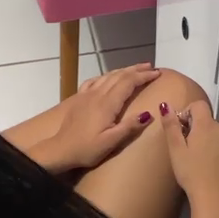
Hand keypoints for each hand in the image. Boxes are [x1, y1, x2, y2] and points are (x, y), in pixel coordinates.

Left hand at [33, 64, 161, 172]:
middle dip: (136, 70)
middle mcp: (97, 94)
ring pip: (107, 76)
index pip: (128, 82)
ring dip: (123, 70)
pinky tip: (108, 77)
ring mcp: (87, 95)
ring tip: (135, 69)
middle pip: (119, 76)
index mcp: (107, 104)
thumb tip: (148, 114)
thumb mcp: (110, 142)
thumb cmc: (86, 149)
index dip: (143, 76)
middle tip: (151, 67)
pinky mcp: (79, 99)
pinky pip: (95, 81)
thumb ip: (129, 127)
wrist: (60, 150)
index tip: (157, 73)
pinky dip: (106, 76)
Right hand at [160, 100, 218, 217]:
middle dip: (193, 126)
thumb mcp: (176, 149)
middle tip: (183, 146)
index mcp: (206, 124)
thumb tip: (166, 105)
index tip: (179, 129)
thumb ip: (171, 126)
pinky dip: (211, 147)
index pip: (198, 105)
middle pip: (205, 118)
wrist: (211, 196)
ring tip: (193, 156)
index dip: (186, 112)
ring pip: (213, 131)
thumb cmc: (190, 172)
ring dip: (202, 137)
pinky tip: (205, 163)